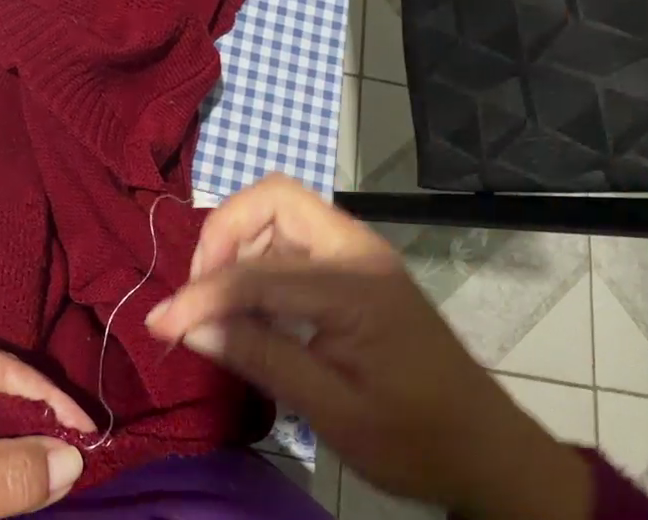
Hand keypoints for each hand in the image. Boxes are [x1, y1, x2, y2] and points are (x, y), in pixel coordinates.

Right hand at [144, 176, 591, 519]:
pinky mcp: (356, 267)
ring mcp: (358, 253)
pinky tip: (252, 308)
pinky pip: (294, 238)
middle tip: (200, 292)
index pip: (256, 271)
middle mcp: (356, 249)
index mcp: (354, 283)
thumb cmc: (414, 438)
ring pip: (281, 212)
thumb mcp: (333, 411)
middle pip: (274, 198)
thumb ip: (261, 358)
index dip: (200, 295)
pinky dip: (260, 258)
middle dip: (223, 234)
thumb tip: (190, 327)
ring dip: (240, 243)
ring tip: (219, 302)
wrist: (487, 450)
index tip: (160, 325)